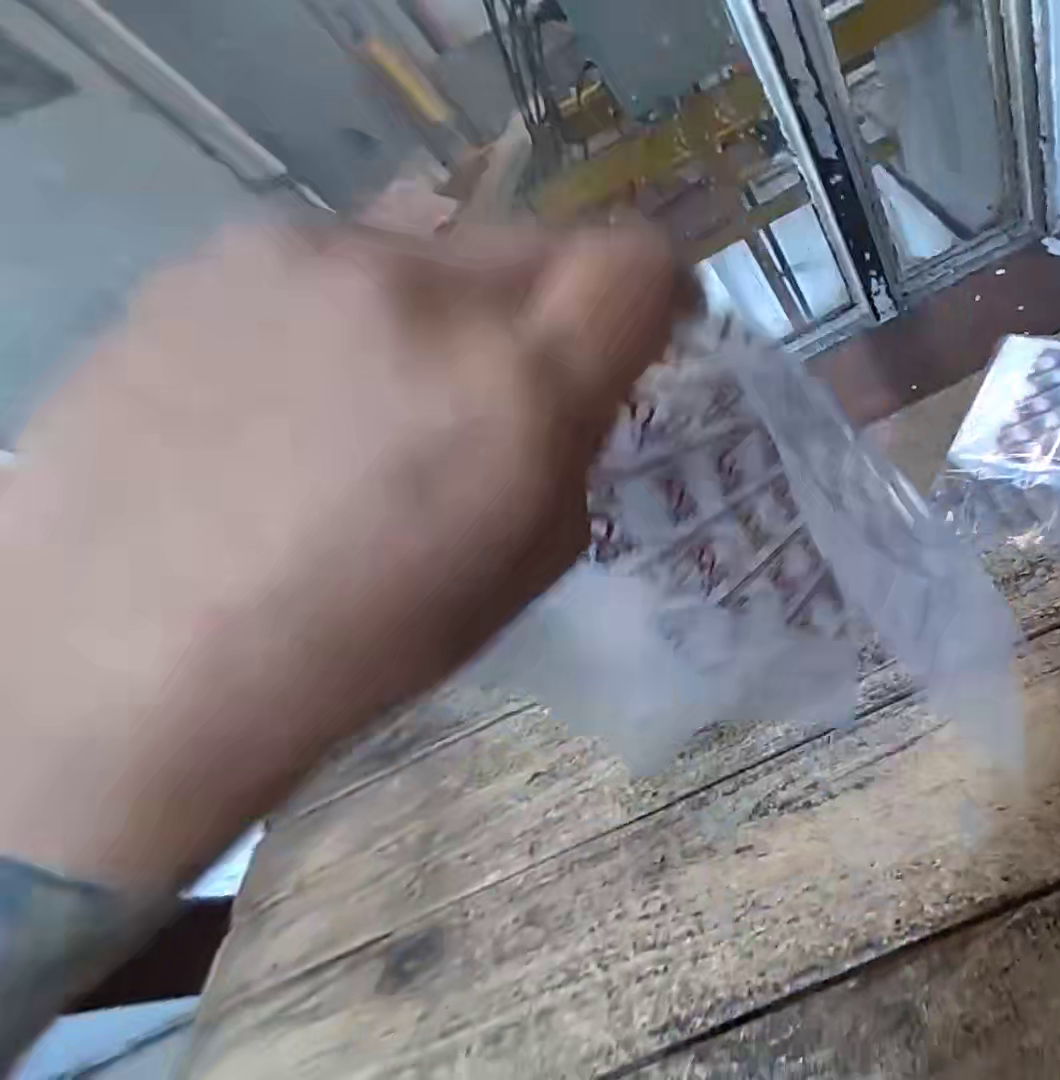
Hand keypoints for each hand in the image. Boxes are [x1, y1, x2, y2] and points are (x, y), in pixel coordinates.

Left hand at [0, 223, 694, 894]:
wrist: (136, 651)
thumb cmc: (390, 623)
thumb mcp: (548, 540)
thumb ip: (584, 434)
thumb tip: (586, 379)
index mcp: (524, 380)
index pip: (637, 264)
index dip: (666, 286)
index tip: (663, 325)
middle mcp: (426, 290)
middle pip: (556, 241)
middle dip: (578, 301)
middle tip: (552, 369)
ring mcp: (313, 258)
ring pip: (460, 245)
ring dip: (482, 304)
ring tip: (434, 382)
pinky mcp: (221, 255)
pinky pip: (365, 257)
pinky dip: (392, 304)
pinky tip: (342, 379)